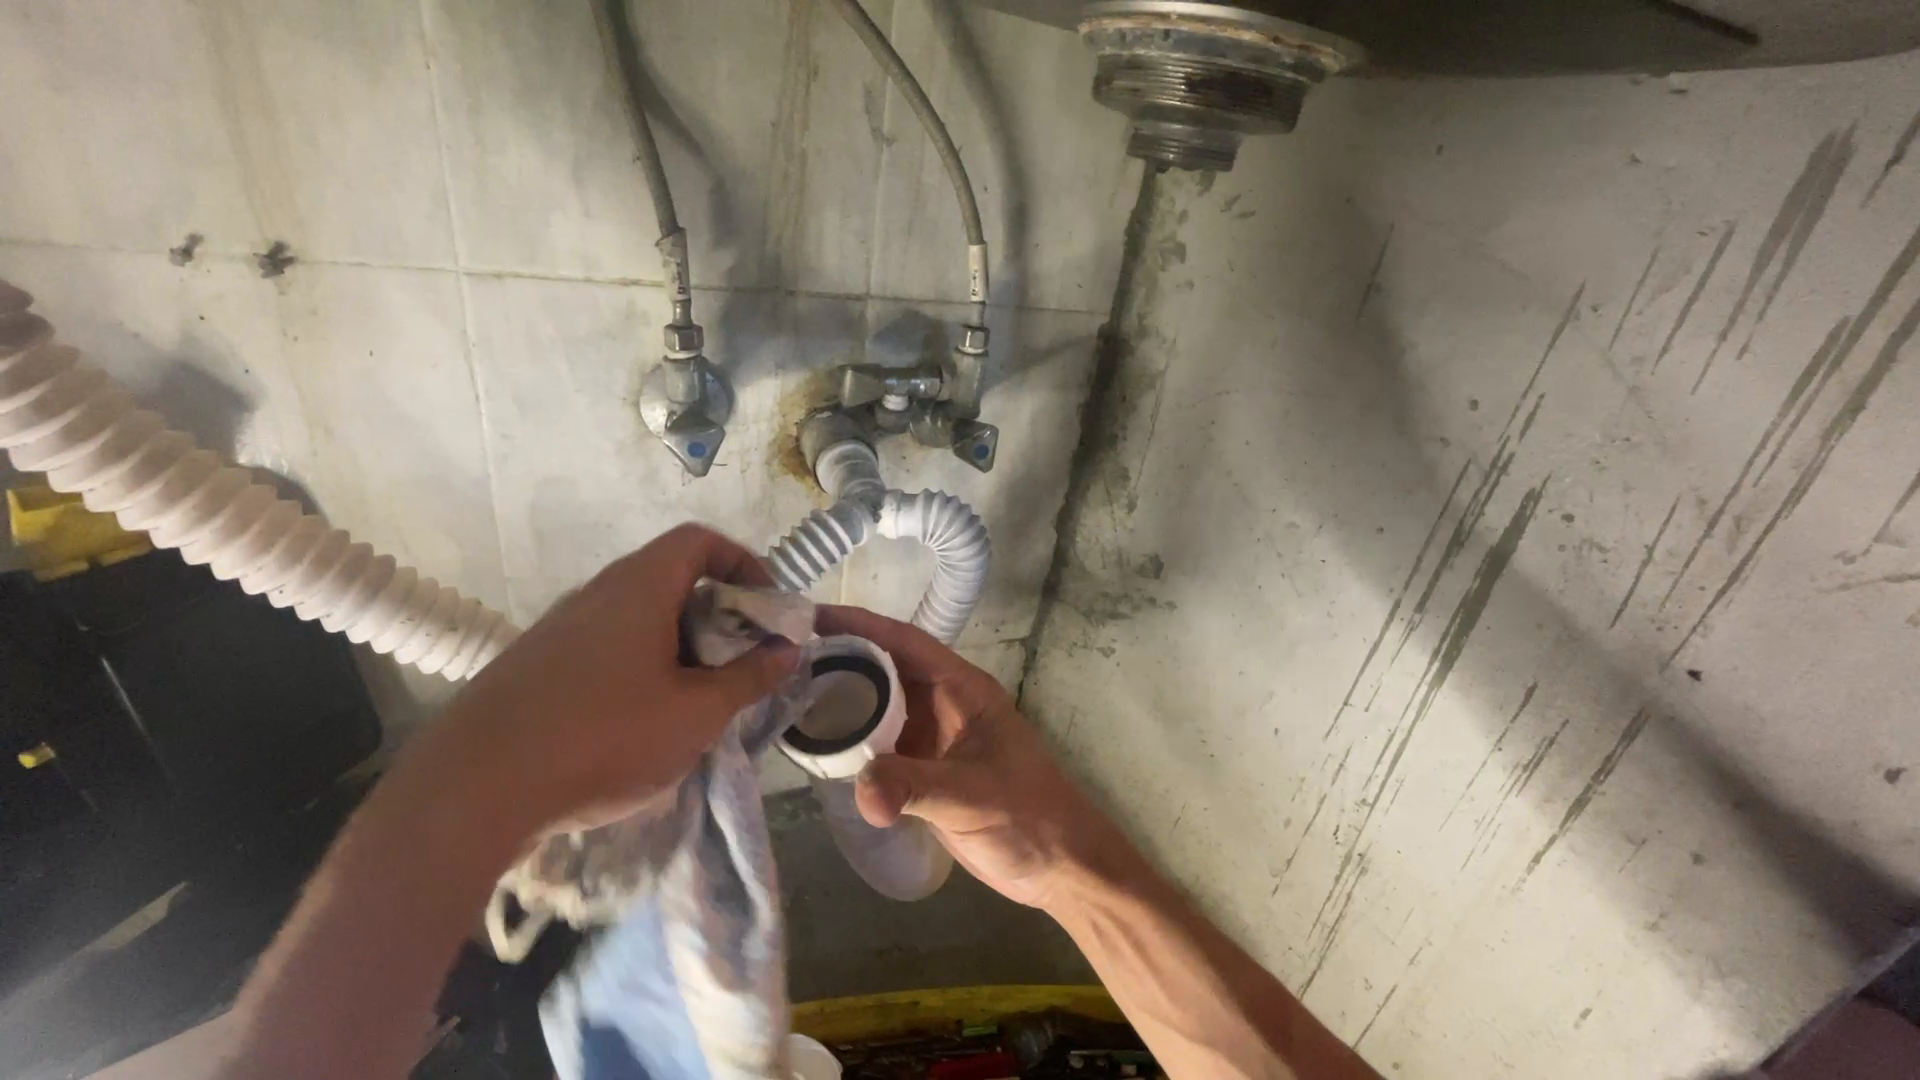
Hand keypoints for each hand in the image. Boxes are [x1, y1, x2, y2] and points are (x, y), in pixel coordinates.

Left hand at [415, 525, 798, 840]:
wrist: (472, 792)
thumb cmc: (604, 738)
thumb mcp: (696, 714)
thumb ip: (748, 678)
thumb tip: (788, 650)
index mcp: (639, 588)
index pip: (699, 541)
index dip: (743, 562)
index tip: (765, 608)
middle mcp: (597, 594)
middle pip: (670, 578)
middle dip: (718, 614)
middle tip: (741, 661)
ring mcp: (559, 629)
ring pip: (638, 617)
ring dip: (680, 645)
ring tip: (698, 697)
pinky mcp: (535, 666)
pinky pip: (605, 647)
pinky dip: (641, 665)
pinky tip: (641, 721)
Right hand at [816, 605, 1139, 910]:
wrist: (1059, 868)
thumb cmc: (1029, 817)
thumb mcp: (973, 796)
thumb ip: (916, 787)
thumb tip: (861, 790)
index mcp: (962, 690)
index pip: (906, 643)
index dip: (861, 626)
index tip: (811, 617)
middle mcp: (942, 705)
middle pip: (884, 670)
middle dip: (838, 660)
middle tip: (780, 659)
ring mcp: (931, 739)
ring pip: (878, 707)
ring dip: (840, 701)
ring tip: (784, 696)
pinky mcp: (922, 772)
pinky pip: (878, 747)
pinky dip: (849, 743)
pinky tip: (814, 748)